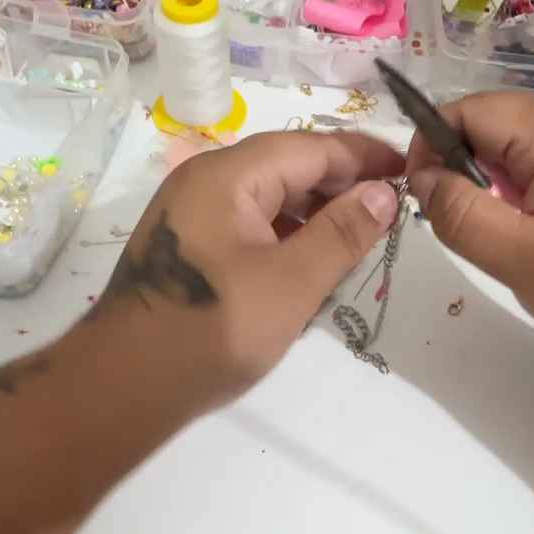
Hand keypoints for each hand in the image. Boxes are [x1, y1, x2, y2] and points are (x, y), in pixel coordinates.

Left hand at [78, 130, 404, 417]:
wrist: (126, 386)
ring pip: (270, 196)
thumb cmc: (215, 329)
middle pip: (288, 165)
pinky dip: (287, 232)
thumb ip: (343, 232)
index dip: (364, 156)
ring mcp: (193, 212)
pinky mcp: (189, 245)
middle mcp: (206, 180)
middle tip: (391, 207)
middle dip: (341, 183)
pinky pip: (250, 222)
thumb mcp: (293, 282)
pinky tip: (312, 258)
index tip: (408, 170)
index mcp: (229, 175)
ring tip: (360, 235)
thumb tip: (383, 192)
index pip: (311, 147)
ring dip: (316, 210)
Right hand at [405, 92, 533, 373]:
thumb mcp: (519, 258)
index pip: (472, 109)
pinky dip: (527, 194)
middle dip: (466, 168)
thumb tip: (422, 177)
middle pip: (497, 124)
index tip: (421, 199)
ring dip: (497, 186)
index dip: (433, 145)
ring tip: (505, 239)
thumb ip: (458, 211)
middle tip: (466, 229)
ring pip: (521, 148)